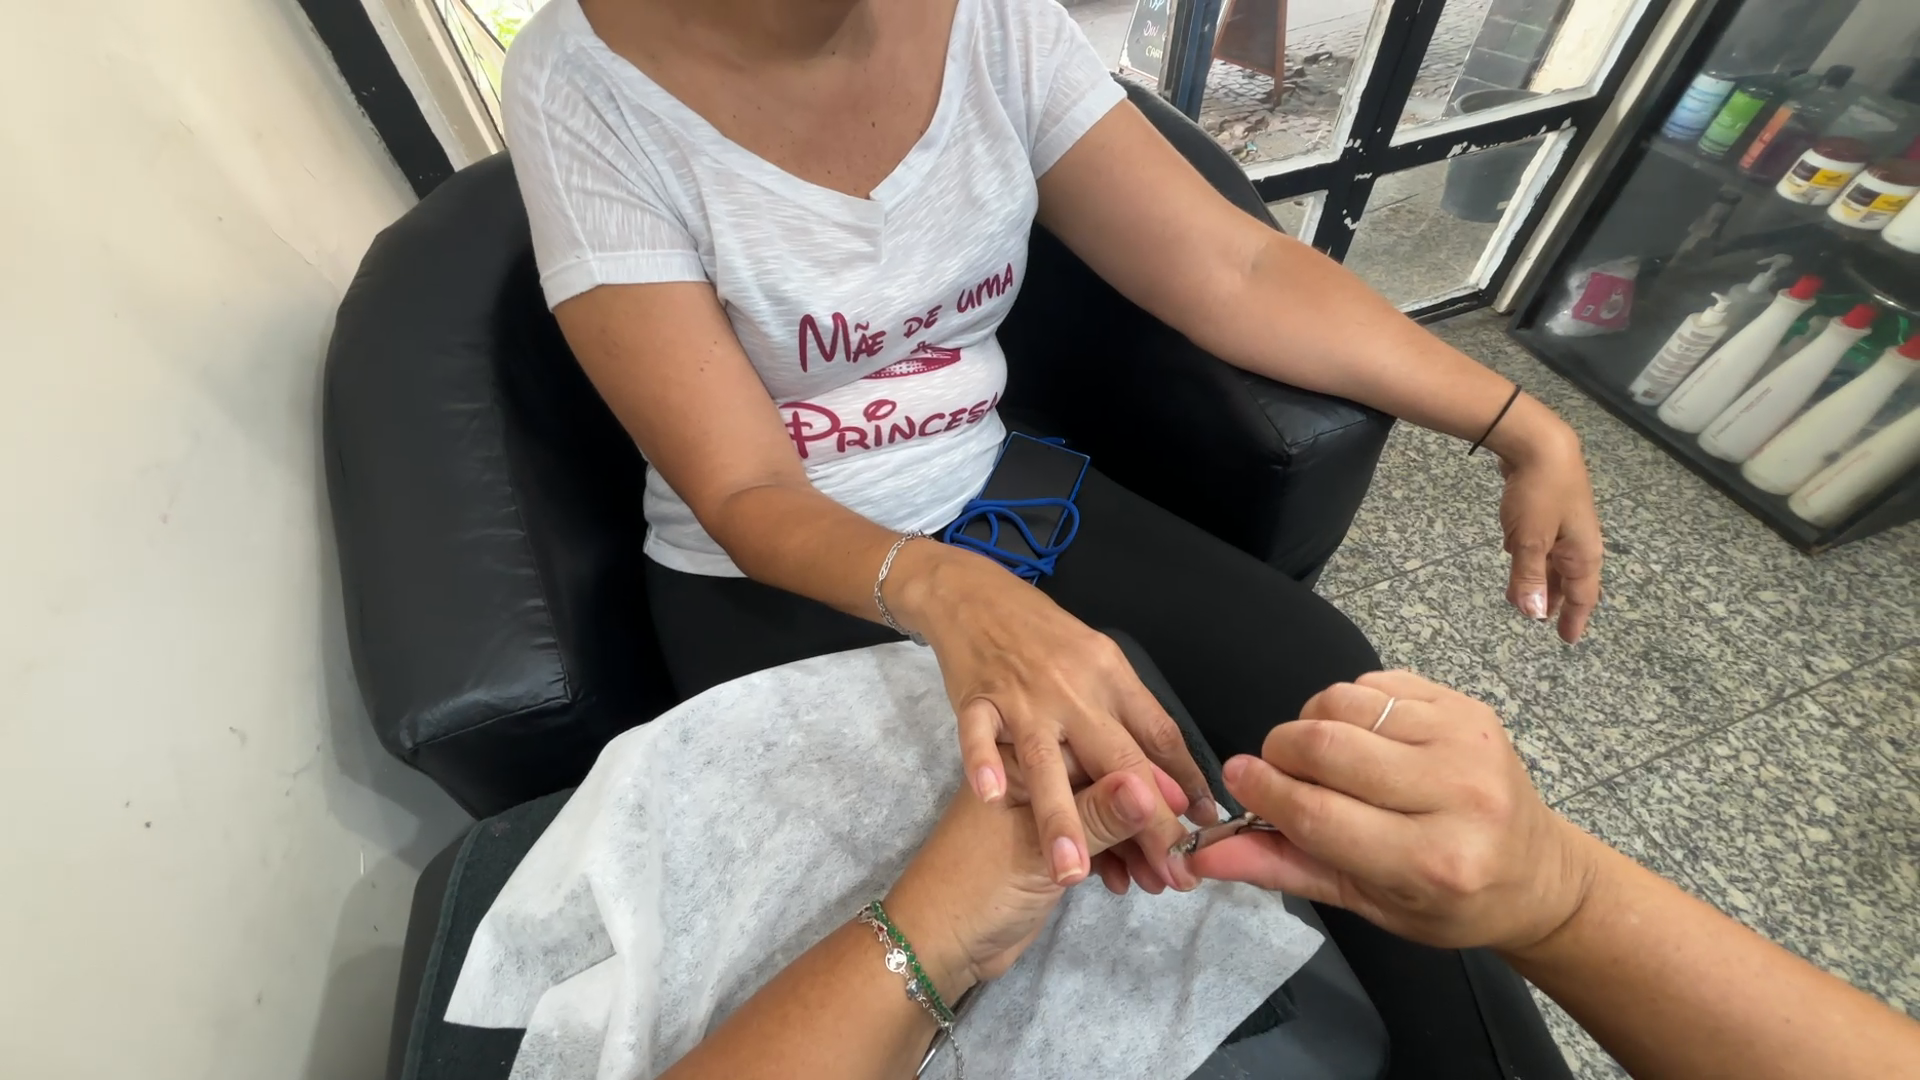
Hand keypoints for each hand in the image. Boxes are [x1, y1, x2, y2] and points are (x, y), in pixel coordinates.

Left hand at [884, 752, 1173, 995]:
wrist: (935, 940)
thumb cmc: (977, 881)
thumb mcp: (1039, 848)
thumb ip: (1096, 814)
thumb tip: (1149, 787)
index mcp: (1029, 754)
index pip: (1101, 754)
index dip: (1150, 784)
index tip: (1192, 817)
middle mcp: (1038, 772)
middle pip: (1107, 784)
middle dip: (1148, 820)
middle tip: (1182, 858)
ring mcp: (1041, 807)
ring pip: (1102, 813)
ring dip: (1133, 844)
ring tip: (1162, 880)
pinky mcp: (1045, 840)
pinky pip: (1091, 838)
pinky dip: (1112, 857)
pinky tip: (1129, 880)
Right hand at [889, 546, 1215, 892]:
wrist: (975, 596)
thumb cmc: (1041, 635)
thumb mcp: (1095, 664)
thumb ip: (1128, 718)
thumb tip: (1169, 784)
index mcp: (1110, 673)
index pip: (1159, 735)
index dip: (1184, 786)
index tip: (1202, 832)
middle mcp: (1073, 686)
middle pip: (1116, 758)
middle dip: (1145, 822)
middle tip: (1168, 877)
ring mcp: (1022, 693)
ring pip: (1046, 759)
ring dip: (1060, 815)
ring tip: (1071, 870)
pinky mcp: (976, 697)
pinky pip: (978, 733)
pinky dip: (983, 761)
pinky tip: (992, 795)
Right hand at [1185, 671, 1598, 951]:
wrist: (1539, 874)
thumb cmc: (1445, 900)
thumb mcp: (1362, 900)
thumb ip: (1279, 868)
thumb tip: (1203, 854)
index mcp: (1435, 862)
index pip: (1317, 812)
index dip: (1263, 790)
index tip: (1237, 779)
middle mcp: (1458, 795)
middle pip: (1323, 746)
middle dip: (1280, 753)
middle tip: (1283, 772)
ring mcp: (1466, 740)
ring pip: (1339, 703)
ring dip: (1312, 725)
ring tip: (1330, 758)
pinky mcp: (1465, 704)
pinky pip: (1368, 682)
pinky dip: (1346, 706)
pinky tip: (1366, 738)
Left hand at [1492, 407, 1602, 642]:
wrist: (1540, 446)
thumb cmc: (1538, 494)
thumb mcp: (1528, 540)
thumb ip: (1529, 577)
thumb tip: (1534, 614)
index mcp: (1582, 553)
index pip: (1582, 595)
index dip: (1573, 618)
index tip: (1566, 639)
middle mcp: (1578, 541)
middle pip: (1569, 580)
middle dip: (1557, 601)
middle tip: (1544, 621)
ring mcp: (1564, 524)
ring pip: (1553, 561)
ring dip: (1541, 579)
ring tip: (1528, 596)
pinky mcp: (1547, 510)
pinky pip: (1541, 542)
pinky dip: (1531, 555)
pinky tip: (1517, 556)